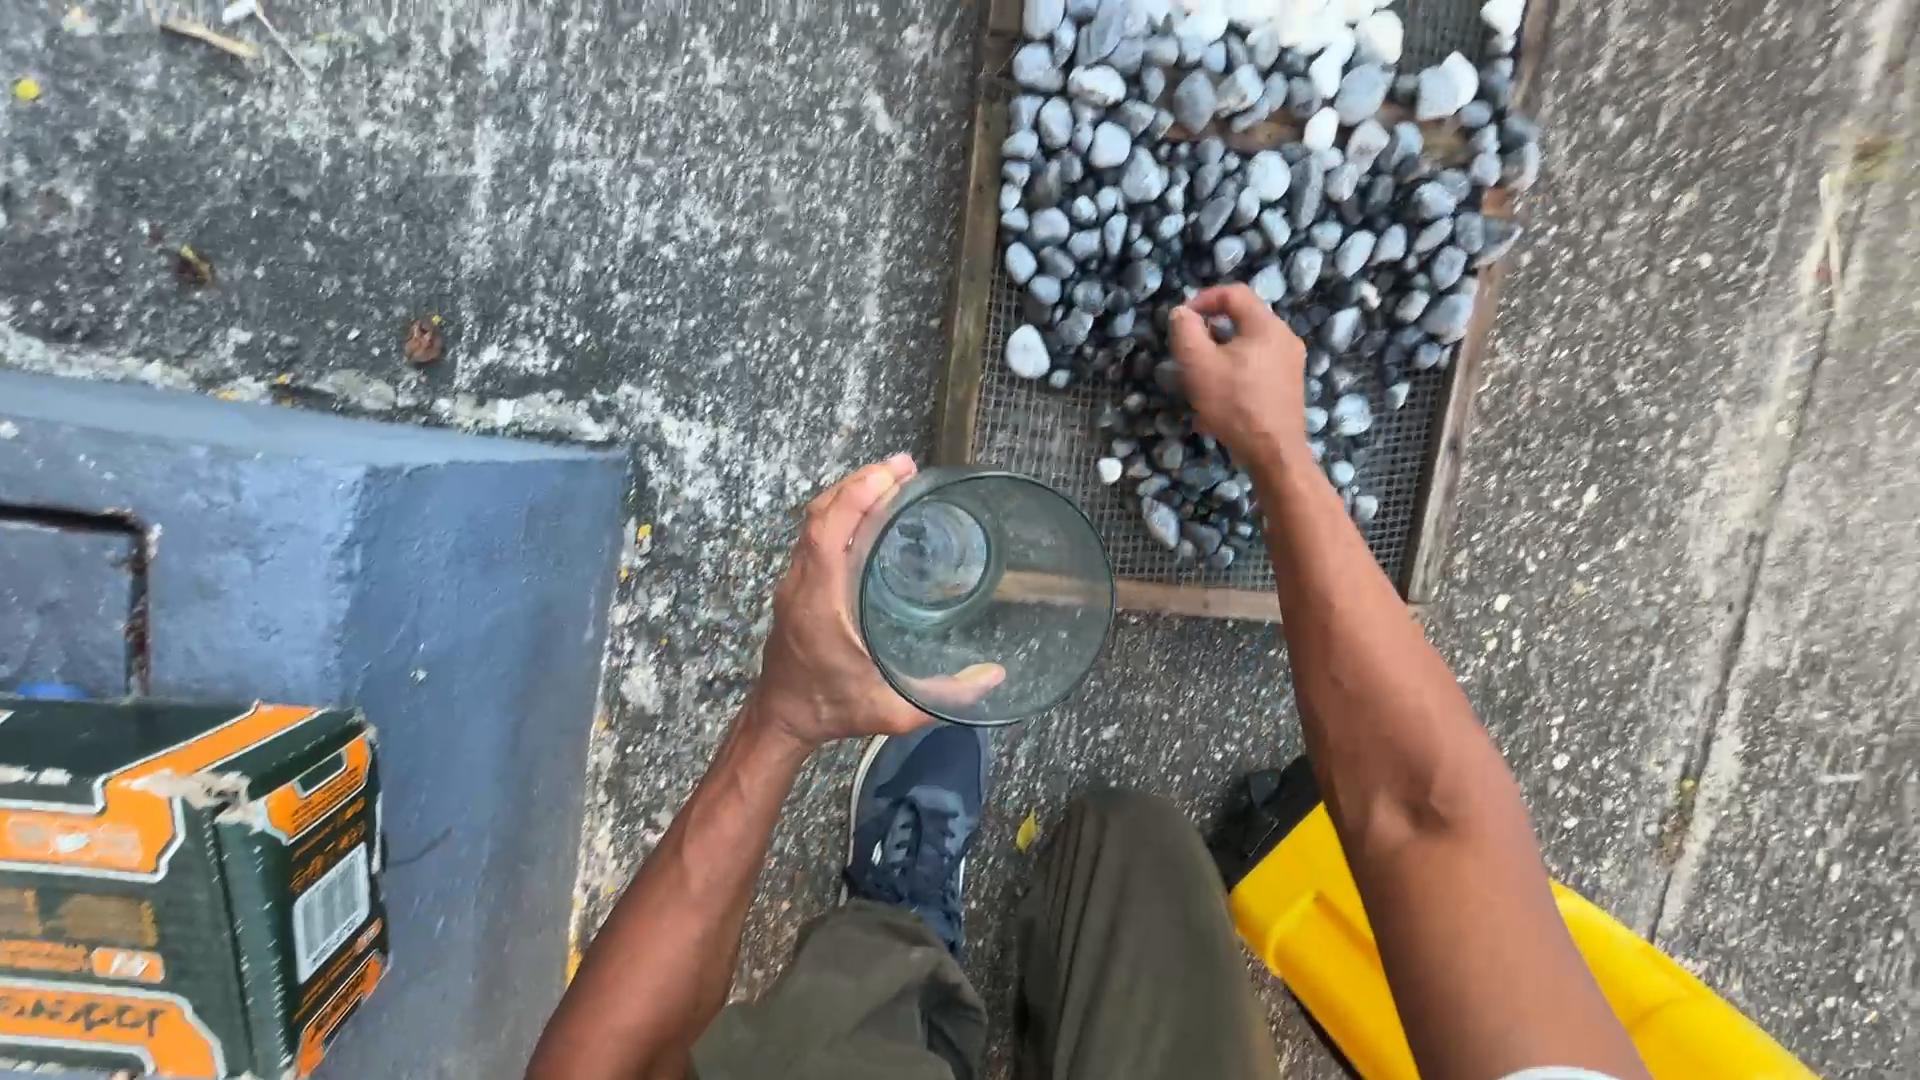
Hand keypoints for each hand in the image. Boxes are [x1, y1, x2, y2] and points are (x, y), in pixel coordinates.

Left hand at [745, 456, 1005, 752]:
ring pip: (814, 520)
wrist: (780, 719)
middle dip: (860, 482)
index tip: (894, 474)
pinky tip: (869, 511)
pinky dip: (840, 512)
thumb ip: (945, 696)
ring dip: (848, 493)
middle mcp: (802, 584)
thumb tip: (994, 676)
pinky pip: (813, 534)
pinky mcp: (796, 585)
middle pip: (821, 514)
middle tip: (904, 468)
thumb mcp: (892, 711)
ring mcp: (795, 582)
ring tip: (890, 480)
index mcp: (820, 605)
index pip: (828, 532)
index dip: (858, 495)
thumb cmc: (832, 710)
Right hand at [1168, 285, 1308, 468]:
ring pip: (1247, 348)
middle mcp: (1284, 338)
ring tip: (1200, 383)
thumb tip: (1181, 313)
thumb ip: (1185, 331)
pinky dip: (1234, 376)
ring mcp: (1290, 364)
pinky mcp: (1289, 387)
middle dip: (1209, 334)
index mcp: (1266, 325)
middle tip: (1189, 355)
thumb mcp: (1198, 364)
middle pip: (1241, 322)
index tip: (1181, 320)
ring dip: (1219, 359)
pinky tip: (1218, 404)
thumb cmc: (1234, 404)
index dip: (1203, 299)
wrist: (1273, 452)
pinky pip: (1256, 370)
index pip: (1234, 293)